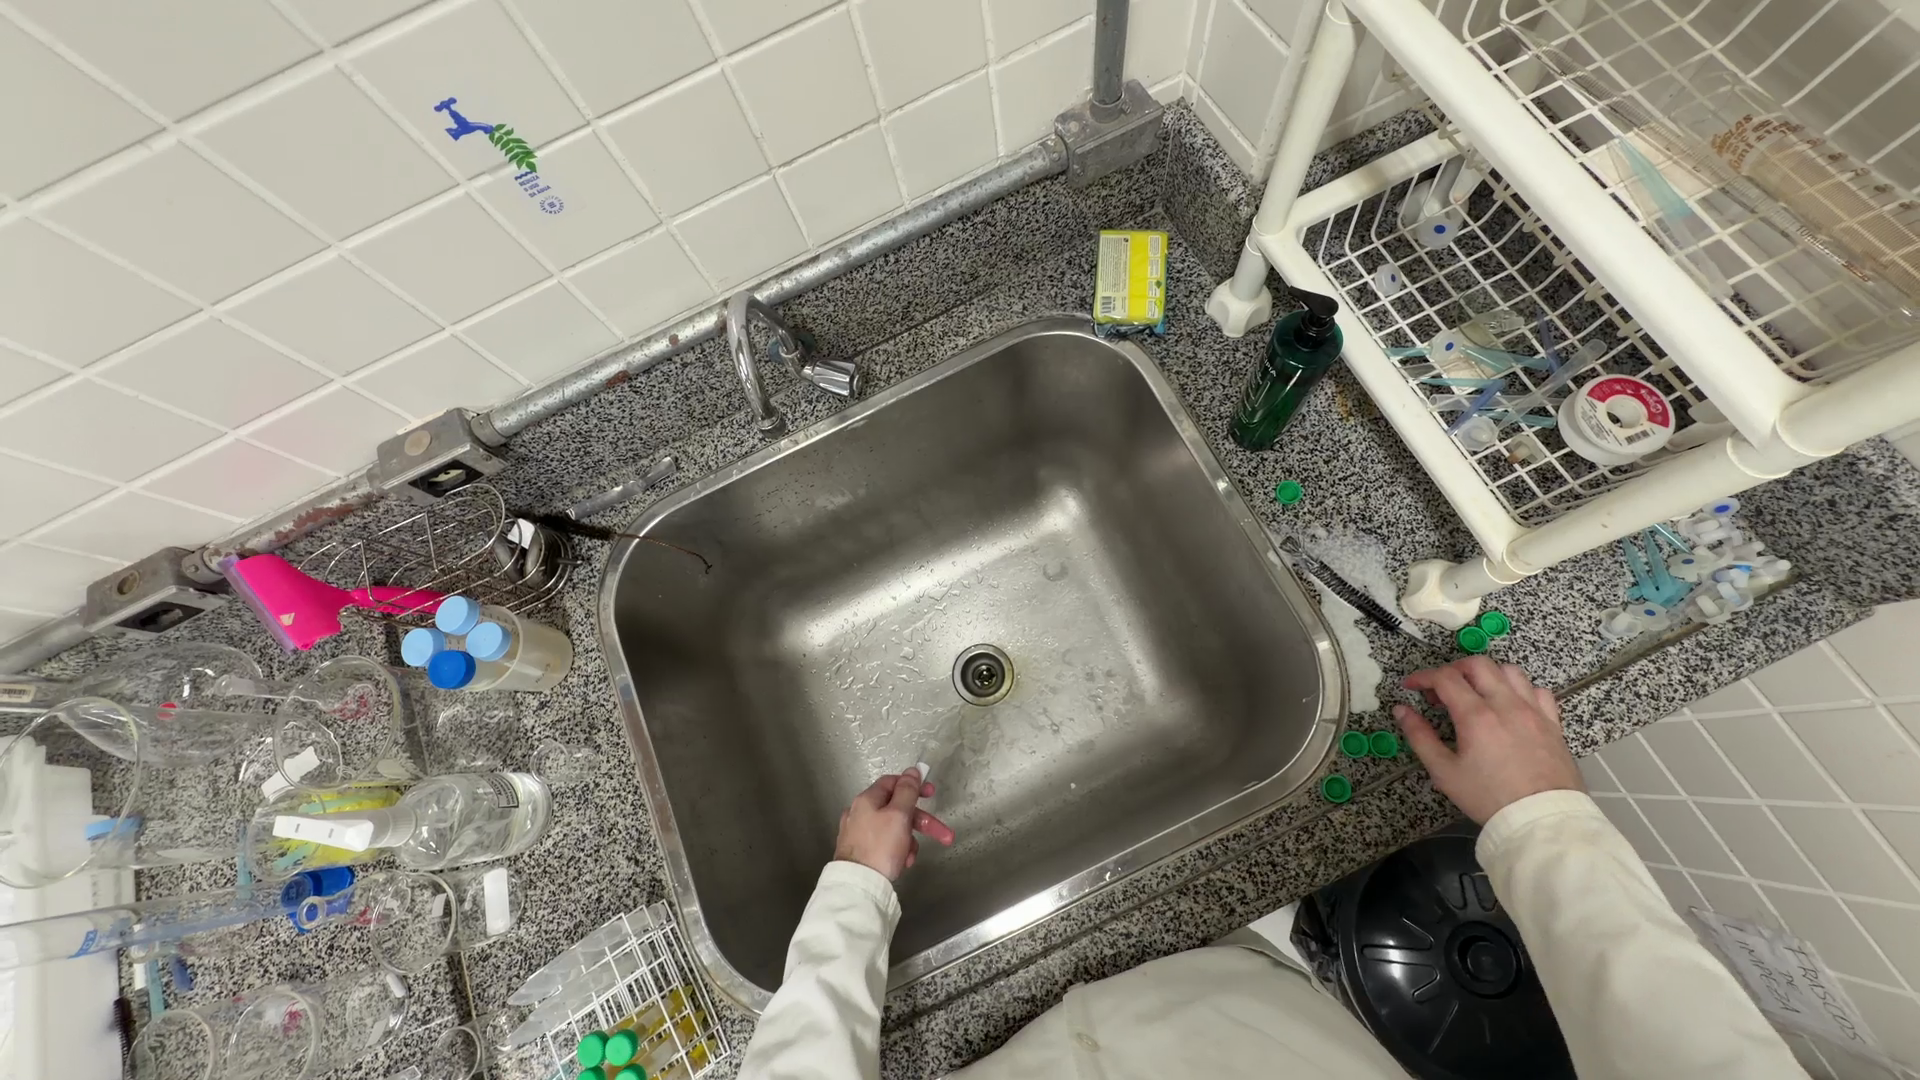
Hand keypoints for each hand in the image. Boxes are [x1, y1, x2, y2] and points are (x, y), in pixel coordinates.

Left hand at [833, 768, 955, 881]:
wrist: (858, 887)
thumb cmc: (880, 847)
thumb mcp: (899, 815)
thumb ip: (908, 791)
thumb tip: (912, 771)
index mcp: (867, 800)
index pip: (893, 782)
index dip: (914, 785)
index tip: (931, 792)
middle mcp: (860, 813)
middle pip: (897, 809)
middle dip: (922, 822)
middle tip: (943, 834)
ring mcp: (858, 834)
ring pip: (893, 830)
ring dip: (909, 841)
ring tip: (911, 857)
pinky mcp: (860, 853)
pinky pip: (885, 846)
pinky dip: (897, 852)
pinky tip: (901, 864)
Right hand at [1393, 656, 1582, 824]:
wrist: (1543, 820)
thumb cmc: (1489, 797)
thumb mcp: (1444, 771)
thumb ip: (1419, 736)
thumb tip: (1401, 710)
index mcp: (1476, 716)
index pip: (1445, 677)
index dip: (1422, 677)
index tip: (1410, 687)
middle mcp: (1506, 705)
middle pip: (1478, 665)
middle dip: (1453, 669)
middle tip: (1441, 689)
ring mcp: (1534, 712)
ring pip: (1510, 671)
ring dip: (1486, 674)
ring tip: (1475, 692)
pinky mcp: (1553, 723)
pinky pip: (1537, 691)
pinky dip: (1519, 689)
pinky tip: (1510, 704)